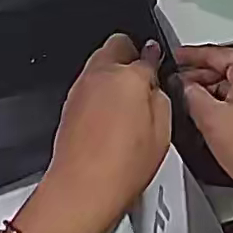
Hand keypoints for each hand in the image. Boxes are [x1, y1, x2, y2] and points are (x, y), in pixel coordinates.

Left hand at [18, 35, 172, 232]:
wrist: (83, 187)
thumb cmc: (120, 166)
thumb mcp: (163, 132)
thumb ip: (161, 98)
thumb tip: (155, 90)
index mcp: (128, 76)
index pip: (147, 53)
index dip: (156, 60)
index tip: (158, 63)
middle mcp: (99, 74)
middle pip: (116, 44)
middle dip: (130, 53)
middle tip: (143, 72)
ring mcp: (81, 87)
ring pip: (99, 62)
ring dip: (113, 71)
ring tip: (128, 98)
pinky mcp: (69, 102)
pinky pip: (88, 83)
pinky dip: (99, 90)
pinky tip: (110, 114)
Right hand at [176, 45, 232, 214]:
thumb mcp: (209, 117)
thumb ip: (189, 93)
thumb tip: (182, 85)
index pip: (215, 53)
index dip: (189, 55)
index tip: (175, 57)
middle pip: (223, 68)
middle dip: (197, 77)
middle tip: (175, 84)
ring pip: (230, 87)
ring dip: (208, 95)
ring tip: (188, 106)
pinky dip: (221, 108)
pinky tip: (207, 121)